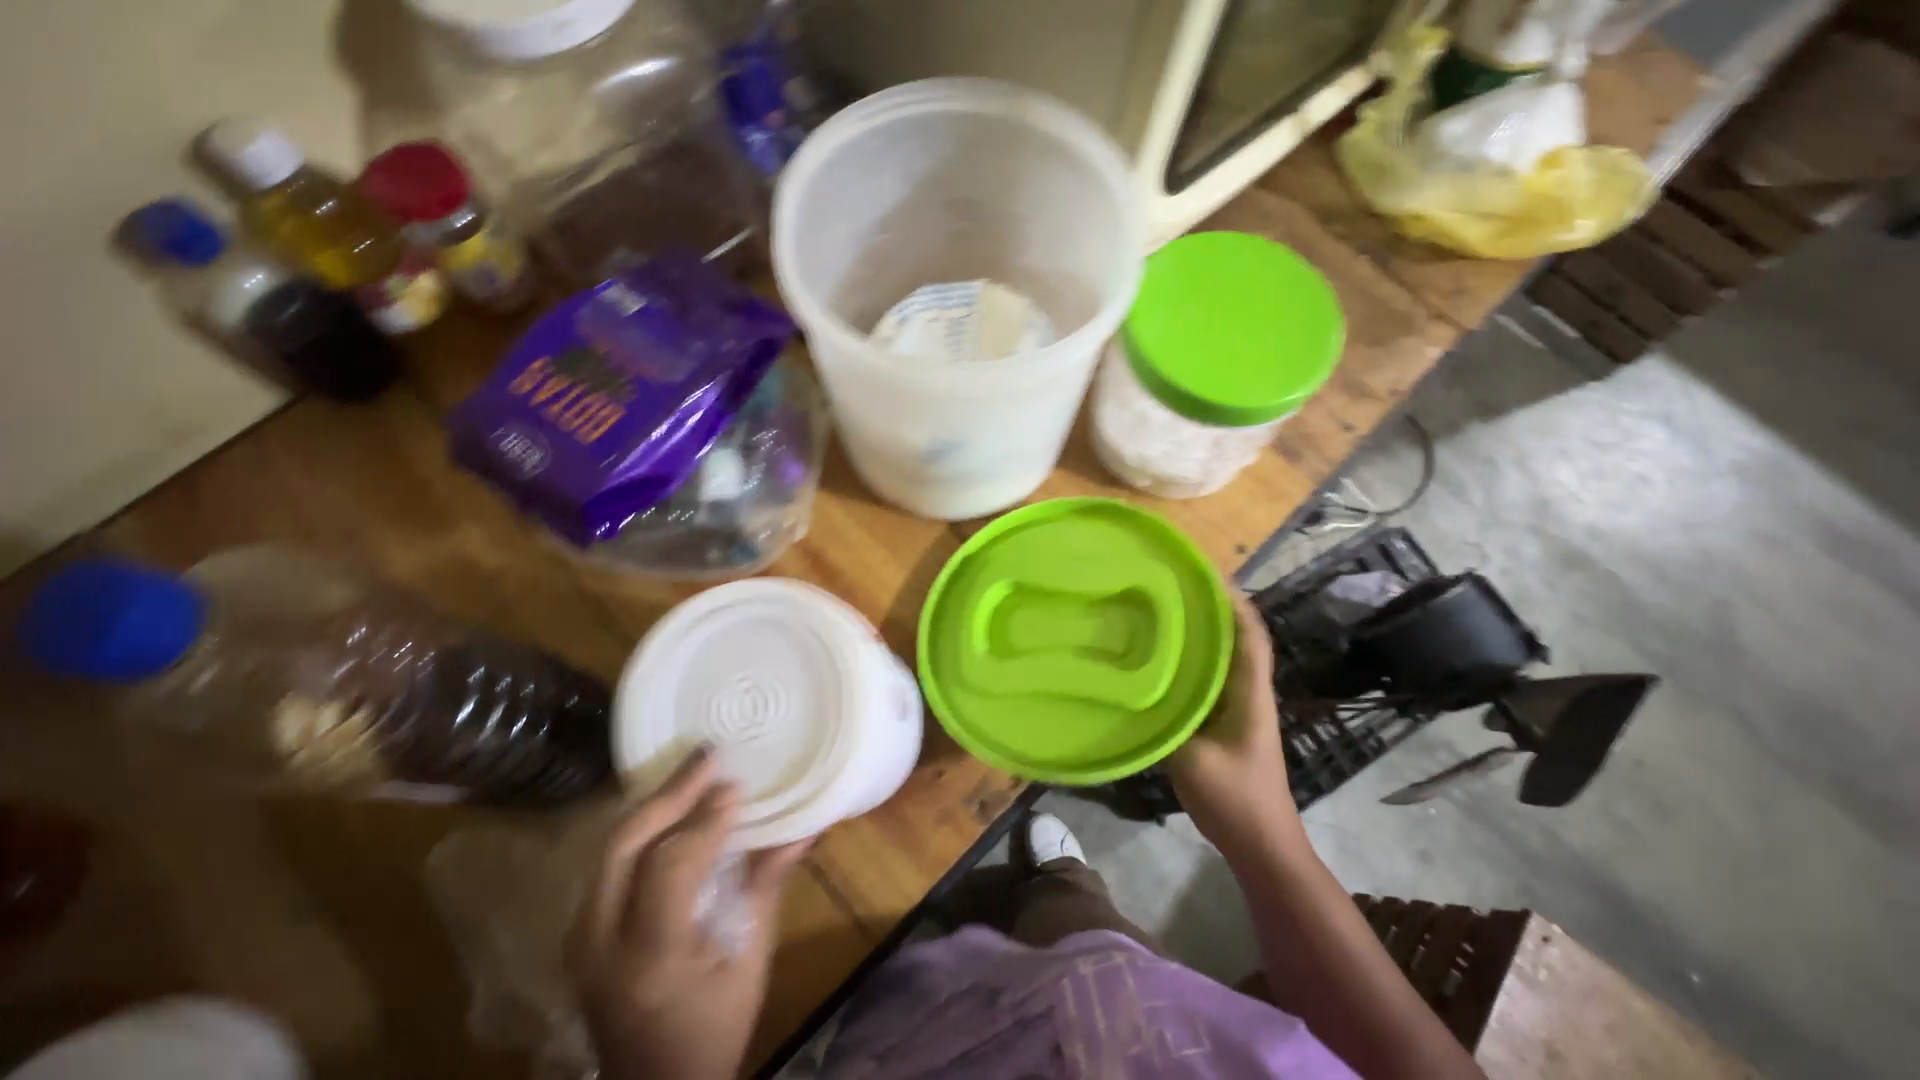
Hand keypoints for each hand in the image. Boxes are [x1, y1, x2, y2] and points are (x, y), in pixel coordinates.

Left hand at [568, 749, 810, 1079]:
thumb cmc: (714, 1030)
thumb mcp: (750, 964)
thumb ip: (766, 889)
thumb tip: (805, 828)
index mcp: (653, 959)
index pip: (670, 866)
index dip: (705, 820)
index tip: (736, 786)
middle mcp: (601, 945)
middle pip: (624, 846)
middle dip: (669, 793)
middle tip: (709, 756)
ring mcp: (579, 940)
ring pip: (609, 849)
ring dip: (653, 806)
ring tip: (693, 773)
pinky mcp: (576, 933)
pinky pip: (607, 866)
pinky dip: (642, 831)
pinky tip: (671, 811)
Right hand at [1165, 590, 1299, 858]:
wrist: (1262, 846)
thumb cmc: (1235, 799)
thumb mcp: (1192, 760)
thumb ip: (1163, 724)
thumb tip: (1129, 694)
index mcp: (1250, 695)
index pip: (1250, 636)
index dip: (1235, 602)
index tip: (1206, 574)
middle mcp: (1248, 696)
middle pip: (1235, 642)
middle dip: (1211, 612)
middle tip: (1171, 590)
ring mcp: (1238, 714)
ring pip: (1221, 664)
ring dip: (1200, 640)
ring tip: (1161, 619)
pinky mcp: (1225, 729)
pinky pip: (1208, 687)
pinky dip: (1189, 670)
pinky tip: (1159, 669)